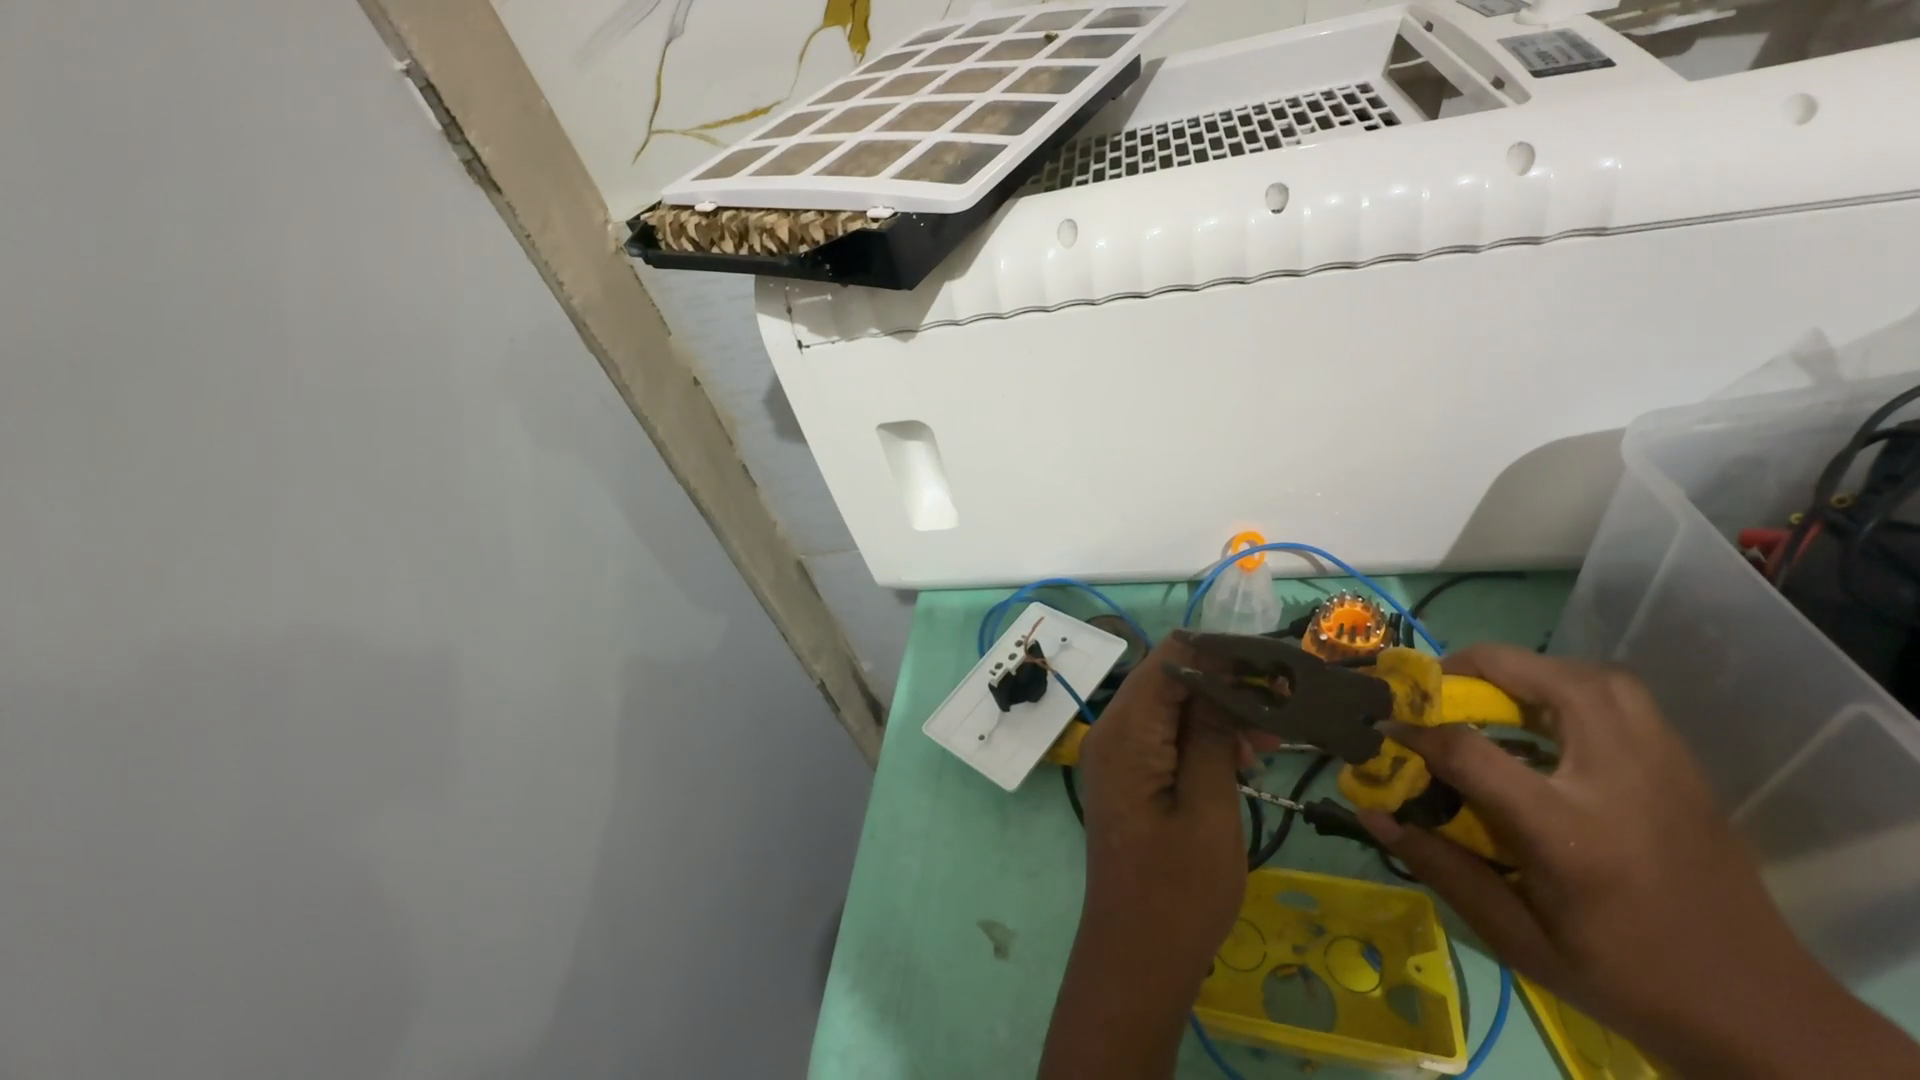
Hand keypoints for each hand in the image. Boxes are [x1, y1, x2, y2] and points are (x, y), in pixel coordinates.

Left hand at [1040, 637, 1266, 1079]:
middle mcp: (1112, 733)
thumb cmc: (1178, 890)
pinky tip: (1243, 758)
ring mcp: (1117, 756)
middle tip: (1287, 700)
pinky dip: (1204, 739)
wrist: (1137, 958)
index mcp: (1125, 733)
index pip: (1171, 658)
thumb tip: (1225, 674)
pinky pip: (1166, 738)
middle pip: (1170, 678)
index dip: (1224, 652)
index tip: (1279, 661)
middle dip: (1227, 681)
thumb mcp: (1209, 807)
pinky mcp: (1130, 778)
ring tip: (1273, 736)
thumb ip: (1213, 734)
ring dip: (1220, 712)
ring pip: (1171, 708)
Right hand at [1362, 645, 1919, 1077]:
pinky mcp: (1688, 769)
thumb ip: (1444, 869)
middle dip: (1481, 665)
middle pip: (1548, 682)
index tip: (1386, 729)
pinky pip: (1627, 699)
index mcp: (1570, 833)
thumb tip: (1375, 814)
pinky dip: (1575, 688)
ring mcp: (1665, 769)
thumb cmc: (1624, 979)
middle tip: (1440, 683)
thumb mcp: (1518, 940)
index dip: (1416, 732)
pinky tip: (1551, 721)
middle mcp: (1621, 781)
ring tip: (1497, 693)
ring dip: (1535, 669)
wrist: (1756, 1008)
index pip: (1472, 752)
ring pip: (1598, 676)